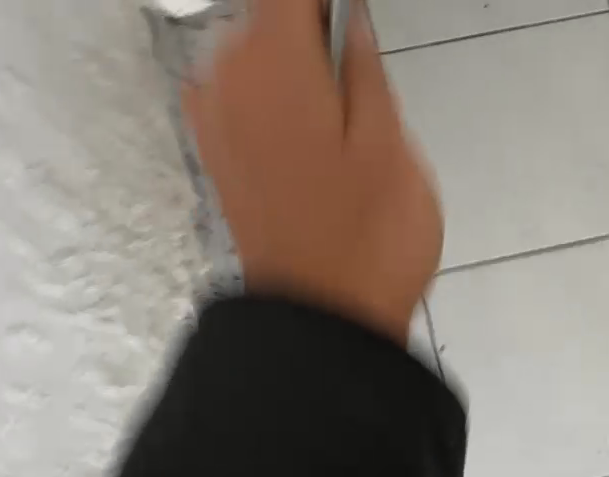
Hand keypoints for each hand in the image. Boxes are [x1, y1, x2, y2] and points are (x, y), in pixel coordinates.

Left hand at [184, 0, 441, 343]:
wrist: (321, 314)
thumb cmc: (373, 236)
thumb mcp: (395, 150)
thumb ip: (367, 74)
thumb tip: (349, 21)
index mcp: (276, 61)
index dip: (326, 5)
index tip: (356, 20)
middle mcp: (226, 72)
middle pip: (267, 19)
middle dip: (316, 33)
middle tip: (366, 72)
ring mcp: (213, 112)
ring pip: (255, 57)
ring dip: (300, 68)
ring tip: (350, 113)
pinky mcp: (216, 149)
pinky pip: (245, 96)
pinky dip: (280, 98)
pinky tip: (317, 135)